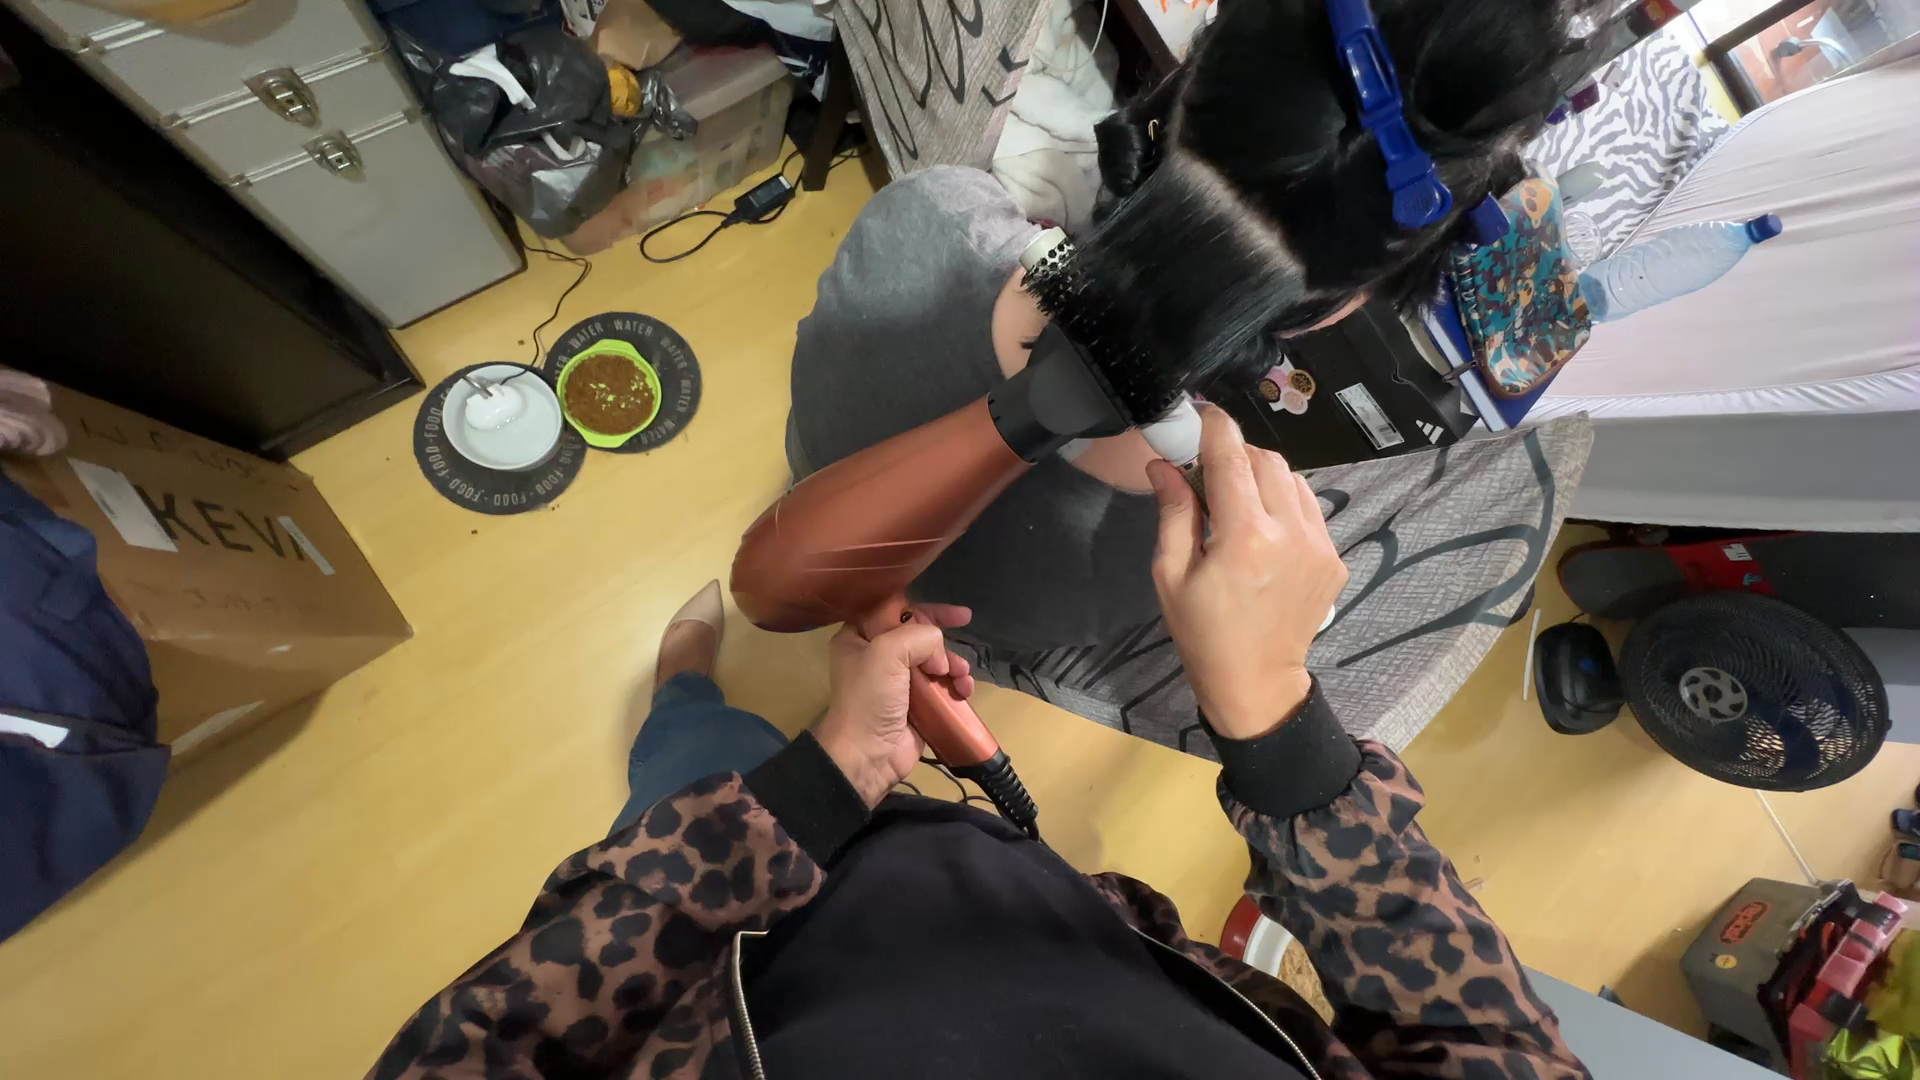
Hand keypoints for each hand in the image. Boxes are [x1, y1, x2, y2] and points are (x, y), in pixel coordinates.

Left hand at [814, 605, 975, 806]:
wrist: (867, 755)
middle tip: (949, 661)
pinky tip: (964, 690)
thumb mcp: (887, 652)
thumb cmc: (870, 698)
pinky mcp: (916, 704)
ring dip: (955, 666)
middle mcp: (878, 655)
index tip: (960, 615)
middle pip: (922, 636)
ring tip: (960, 679)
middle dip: (943, 646)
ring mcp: (898, 681)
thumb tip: (940, 655)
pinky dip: (956, 685)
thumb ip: (919, 636)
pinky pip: (942, 685)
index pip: (898, 610)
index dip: (928, 610)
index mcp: (860, 636)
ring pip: (936, 661)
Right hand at [1146, 405, 1346, 739]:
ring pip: (1293, 478)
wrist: (1255, 680)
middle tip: (1208, 471)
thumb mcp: (1170, 573)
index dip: (1216, 427)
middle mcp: (1291, 531)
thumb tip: (1162, 465)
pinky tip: (1263, 528)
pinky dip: (1284, 501)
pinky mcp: (1334, 558)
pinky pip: (1310, 507)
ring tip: (1236, 502)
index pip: (1232, 458)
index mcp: (1245, 536)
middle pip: (1267, 460)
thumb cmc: (1201, 631)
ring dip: (1262, 475)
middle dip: (1236, 453)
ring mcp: (1321, 544)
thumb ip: (1173, 512)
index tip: (1202, 413)